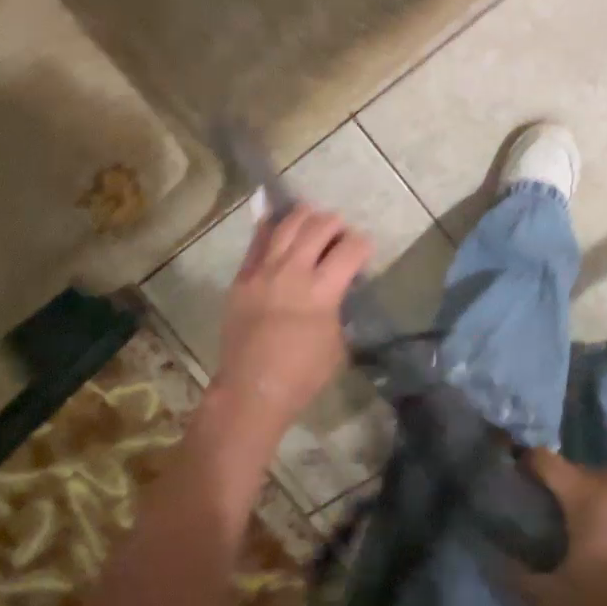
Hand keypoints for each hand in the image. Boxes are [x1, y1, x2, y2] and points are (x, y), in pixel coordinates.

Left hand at [211, 202, 371, 433]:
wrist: (252, 389)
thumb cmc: (302, 375)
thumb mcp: (337, 344)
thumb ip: (338, 309)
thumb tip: (337, 291)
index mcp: (322, 291)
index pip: (350, 250)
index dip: (362, 245)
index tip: (364, 249)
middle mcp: (293, 272)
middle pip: (319, 228)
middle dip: (335, 224)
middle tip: (340, 231)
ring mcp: (264, 271)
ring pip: (286, 226)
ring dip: (305, 216)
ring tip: (313, 216)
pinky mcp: (242, 277)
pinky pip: (257, 241)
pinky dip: (271, 227)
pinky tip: (279, 223)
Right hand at [514, 450, 606, 605]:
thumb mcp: (556, 600)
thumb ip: (520, 574)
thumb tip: (496, 556)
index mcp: (587, 492)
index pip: (543, 458)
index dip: (524, 467)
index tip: (517, 484)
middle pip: (577, 471)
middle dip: (564, 491)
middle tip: (556, 521)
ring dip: (597, 499)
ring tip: (591, 531)